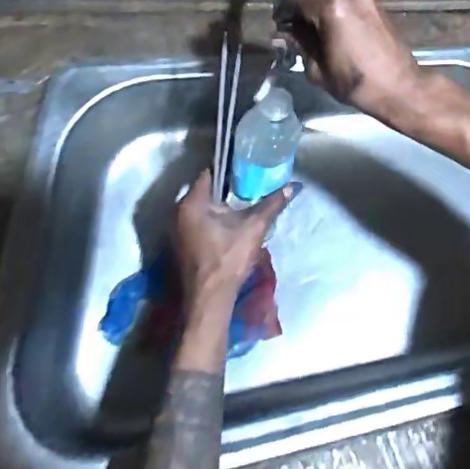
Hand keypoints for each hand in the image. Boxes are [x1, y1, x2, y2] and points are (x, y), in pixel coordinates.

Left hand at [171, 168, 295, 311]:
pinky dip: (212, 221)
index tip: (246, 168)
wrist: (209, 301)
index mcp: (192, 203)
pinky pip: (197, 222)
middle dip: (226, 188)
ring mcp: (177, 230)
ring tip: (243, 204)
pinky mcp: (181, 245)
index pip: (210, 173)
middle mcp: (179, 213)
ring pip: (201, 208)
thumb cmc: (228, 259)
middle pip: (206, 191)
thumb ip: (272, 204)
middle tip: (249, 185)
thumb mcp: (254, 228)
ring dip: (219, 206)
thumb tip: (292, 187)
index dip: (229, 168)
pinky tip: (230, 226)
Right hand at [278, 0, 436, 123]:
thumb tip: (289, 31)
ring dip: (319, 10)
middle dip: (301, 9)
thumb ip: (300, 43)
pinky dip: (337, 12)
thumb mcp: (317, 68)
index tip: (279, 24)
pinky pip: (348, 2)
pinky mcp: (377, 5)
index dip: (283, 9)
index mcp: (332, 7)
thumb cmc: (356, 82)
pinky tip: (335, 31)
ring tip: (314, 33)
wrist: (400, 87)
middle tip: (292, 30)